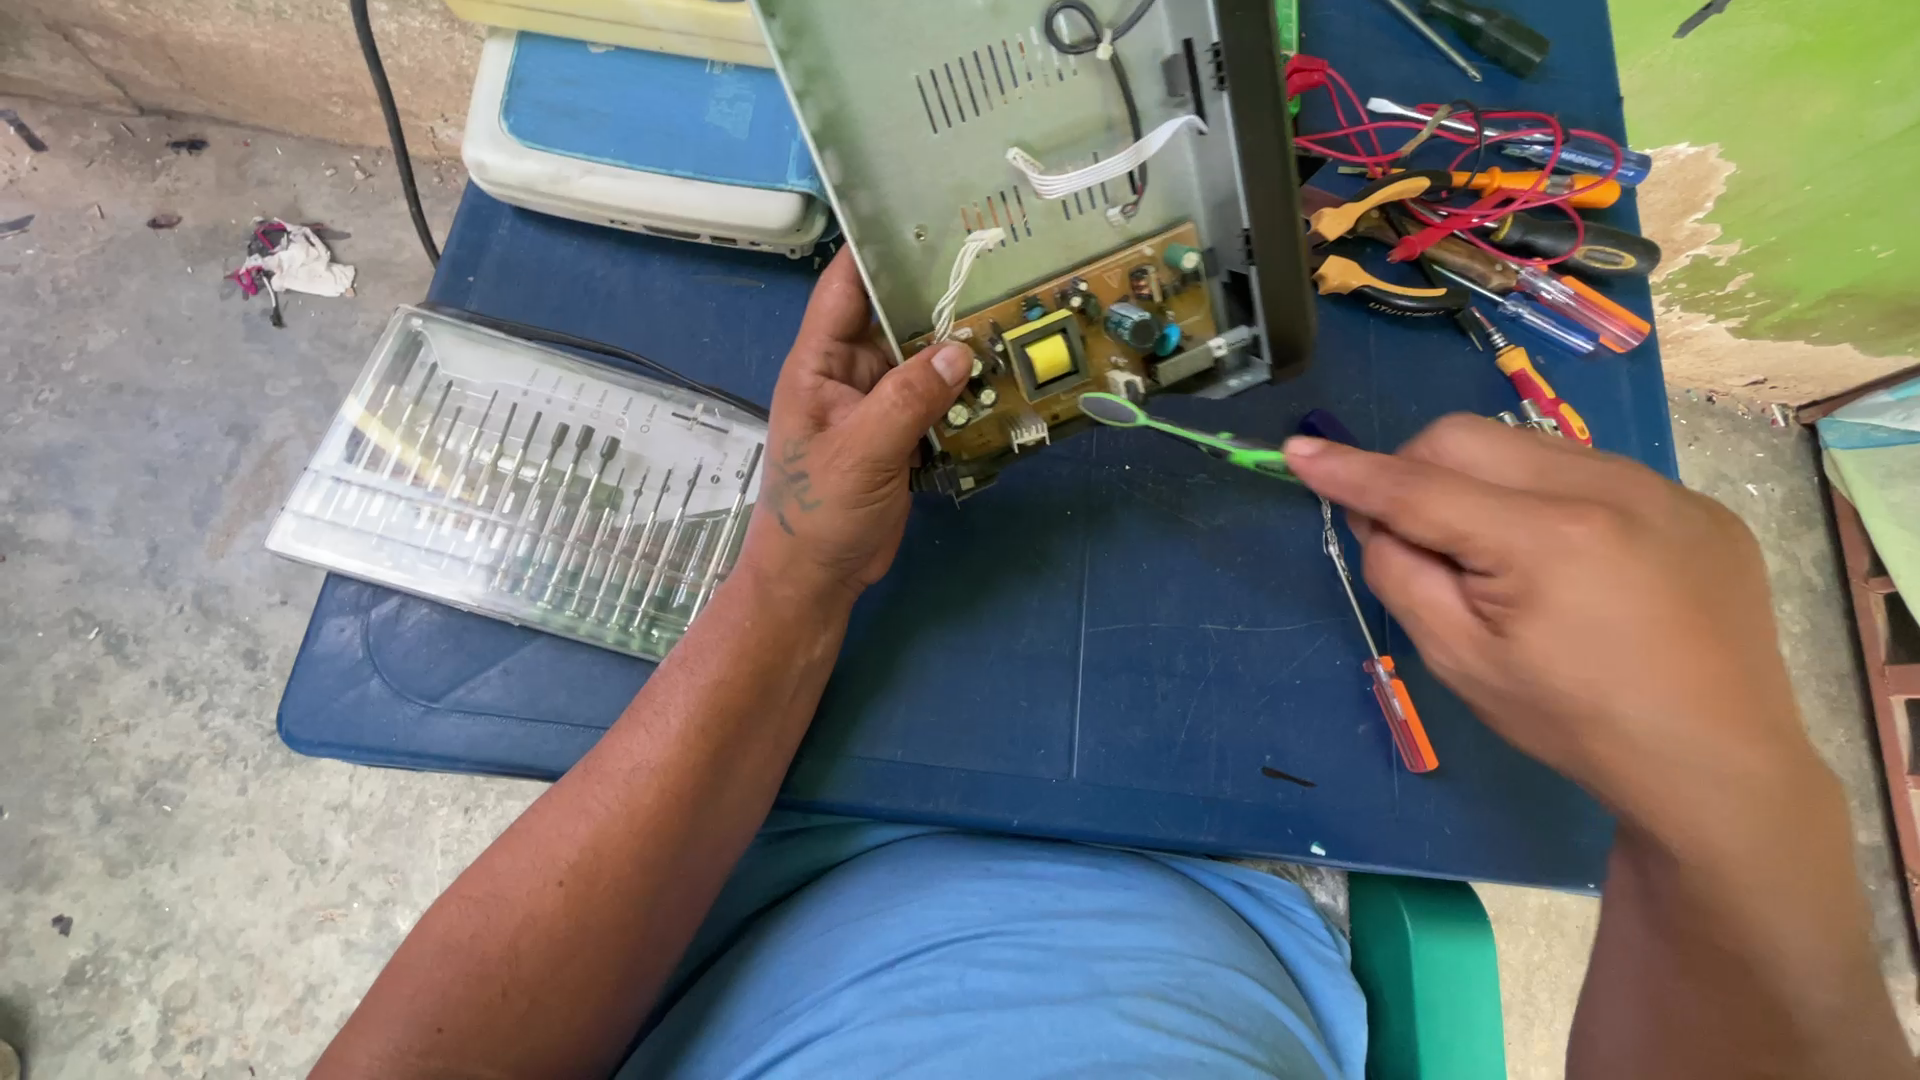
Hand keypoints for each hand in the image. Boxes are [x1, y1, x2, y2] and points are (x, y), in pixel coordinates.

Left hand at [735, 249, 970, 602]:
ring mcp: (877, 408)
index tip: (922, 217)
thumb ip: (908, 399)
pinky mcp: (901, 438)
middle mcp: (849, 376)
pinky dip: (963, 393)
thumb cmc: (819, 512)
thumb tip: (960, 350)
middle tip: (994, 266)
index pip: (843, 288)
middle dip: (936, 299)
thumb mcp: (861, 451)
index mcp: (820, 365)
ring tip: (1011, 316)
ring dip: (957, 349)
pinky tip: (1001, 378)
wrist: (818, 578)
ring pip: (921, 363)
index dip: (875, 249)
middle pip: (894, 320)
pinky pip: (935, 403)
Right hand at [1284, 415, 1825, 843]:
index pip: (1414, 487)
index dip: (1348, 470)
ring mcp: (1661, 487)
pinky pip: (1580, 467)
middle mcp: (1606, 488)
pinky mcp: (1694, 499)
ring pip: (1520, 443)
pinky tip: (1559, 557)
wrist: (1715, 761)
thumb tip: (1378, 517)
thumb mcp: (1456, 657)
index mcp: (1543, 538)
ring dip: (1473, 479)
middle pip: (1463, 437)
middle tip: (1408, 533)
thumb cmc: (1569, 718)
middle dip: (1411, 469)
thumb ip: (1400, 572)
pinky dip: (1534, 493)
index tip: (1296, 451)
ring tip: (1488, 550)